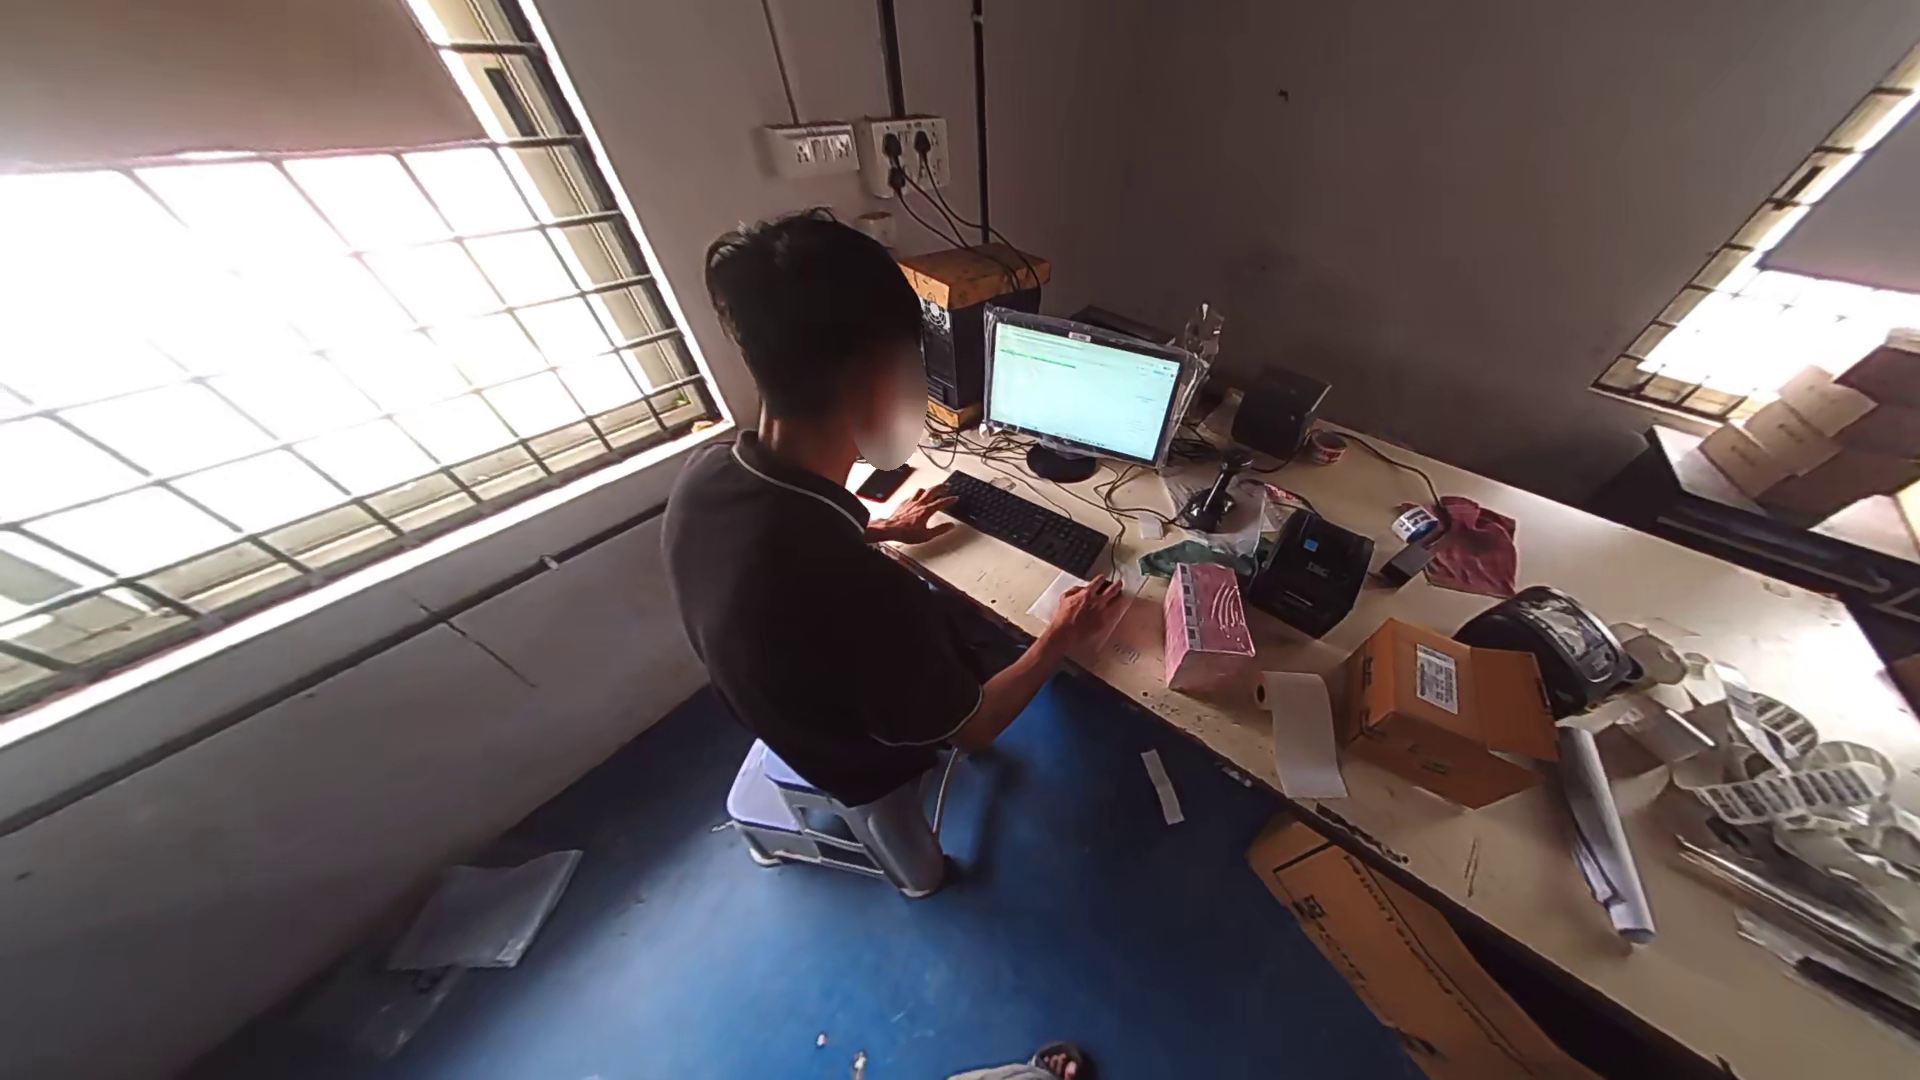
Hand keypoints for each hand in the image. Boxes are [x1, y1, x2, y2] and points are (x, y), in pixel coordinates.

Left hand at [868, 484, 956, 544]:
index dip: (950, 500)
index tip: (955, 498)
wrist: (891, 529)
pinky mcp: (904, 503)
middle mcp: (919, 504)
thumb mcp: (927, 535)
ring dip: (929, 489)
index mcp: (926, 511)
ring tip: (932, 489)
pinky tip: (917, 496)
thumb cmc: (906, 533)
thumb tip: (950, 526)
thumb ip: (940, 529)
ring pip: (922, 491)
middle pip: (932, 491)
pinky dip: (918, 494)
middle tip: (947, 485)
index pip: (941, 502)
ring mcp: (911, 502)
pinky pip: (913, 495)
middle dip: (941, 487)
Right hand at [1042, 578, 1126, 651]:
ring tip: (1123, 595)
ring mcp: (1104, 613)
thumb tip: (1081, 588)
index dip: (1101, 578)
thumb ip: (1073, 591)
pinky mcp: (1107, 624)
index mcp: (1086, 594)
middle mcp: (1097, 601)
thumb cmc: (1062, 619)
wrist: (1065, 636)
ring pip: (1119, 601)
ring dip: (1121, 597)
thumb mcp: (1063, 600)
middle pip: (1112, 590)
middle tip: (1119, 583)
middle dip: (1117, 585)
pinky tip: (1122, 608)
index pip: (1097, 582)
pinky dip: (1121, 609)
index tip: (1103, 578)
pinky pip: (1118, 614)